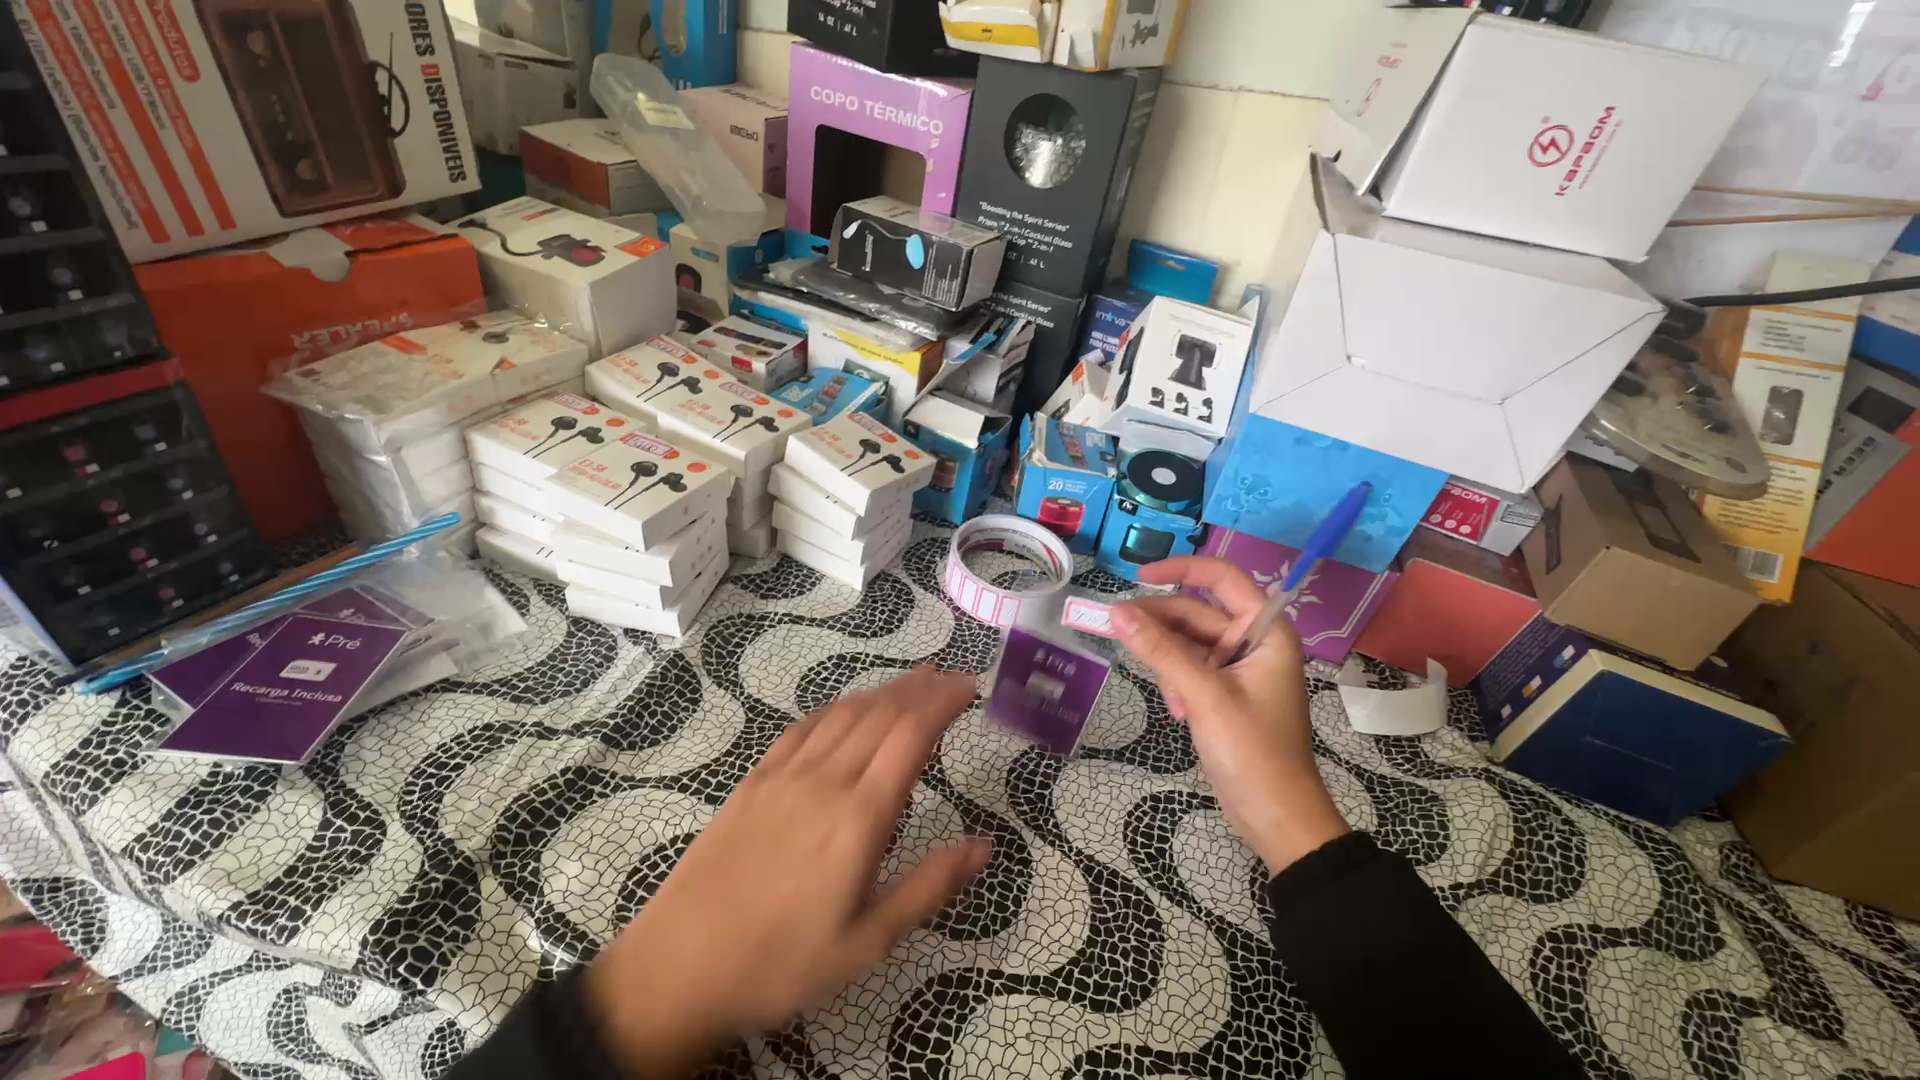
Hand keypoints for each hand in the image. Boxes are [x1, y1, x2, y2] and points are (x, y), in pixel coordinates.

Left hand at [582, 668, 990, 1076]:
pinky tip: (846, 708)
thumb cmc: (783, 961)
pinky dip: (836, 708)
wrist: (679, 966)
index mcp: (859, 817)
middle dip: (921, 689)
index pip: (911, 735)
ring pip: (843, 713)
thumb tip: (986, 844)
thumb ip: (930, 886)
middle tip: (951, 679)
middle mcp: (824, 781)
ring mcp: (784, 776)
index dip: (942, 702)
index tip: (968, 687)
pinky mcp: (754, 781)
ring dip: (882, 691)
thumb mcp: (869, 941)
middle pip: (880, 713)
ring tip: (912, 682)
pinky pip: (803, 727)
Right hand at [1111, 557, 1348, 874]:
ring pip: (1188, 643)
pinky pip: (1190, 669)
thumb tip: (1116, 612)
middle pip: (1196, 612)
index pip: (1222, 578)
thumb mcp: (1203, 695)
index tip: (1138, 575)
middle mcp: (1253, 642)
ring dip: (1167, 660)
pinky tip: (1177, 710)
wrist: (1276, 816)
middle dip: (1159, 622)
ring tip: (1161, 689)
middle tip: (1115, 628)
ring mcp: (1238, 669)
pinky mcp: (1224, 693)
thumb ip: (1160, 650)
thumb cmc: (1252, 751)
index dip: (1181, 568)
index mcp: (1265, 631)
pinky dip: (1176, 682)